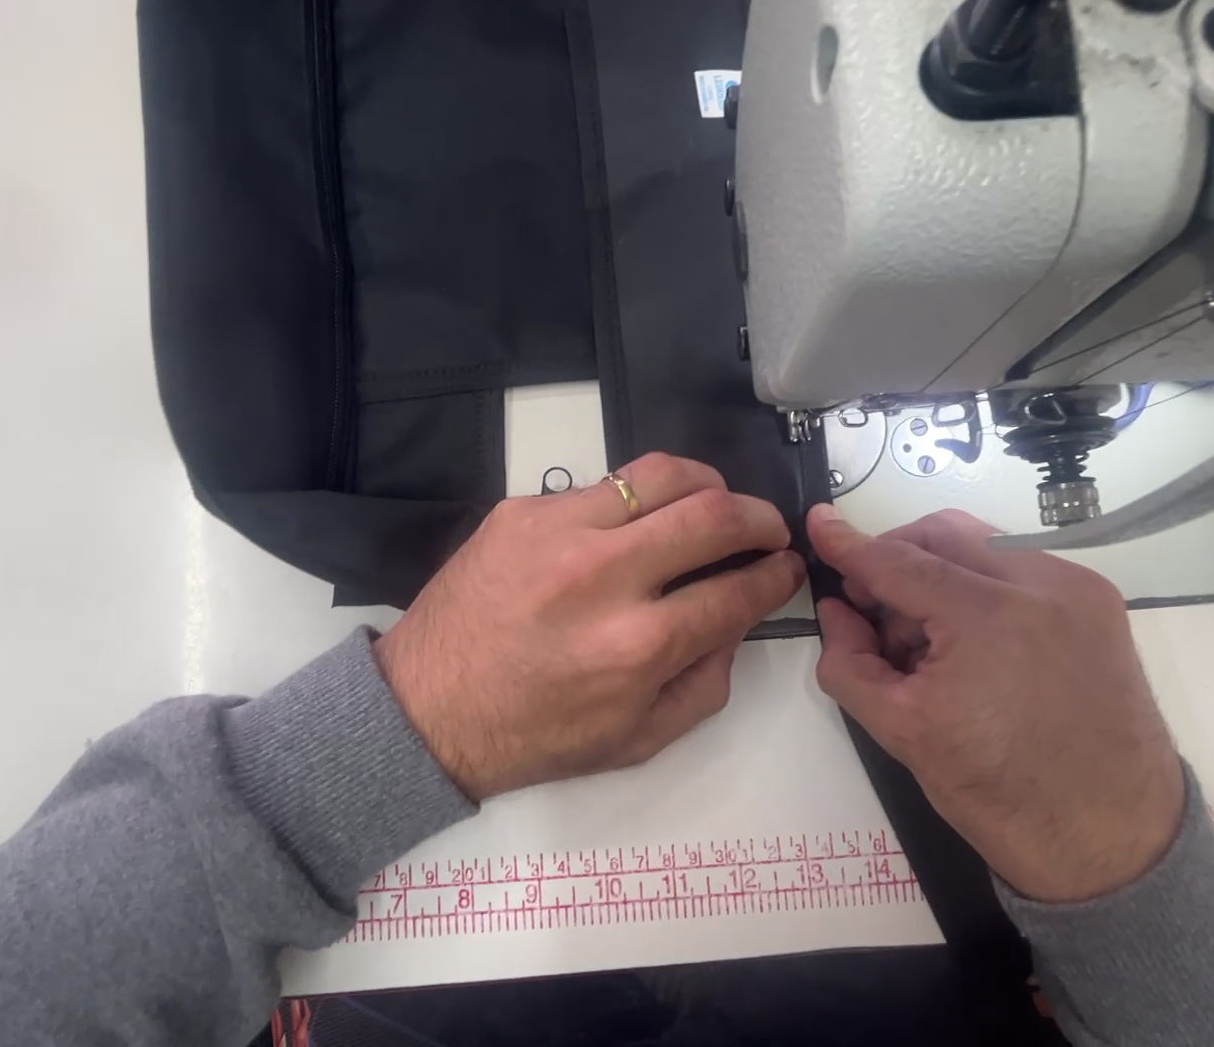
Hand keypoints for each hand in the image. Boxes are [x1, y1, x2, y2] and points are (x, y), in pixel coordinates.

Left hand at [376, 453, 804, 800]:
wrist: (426, 709)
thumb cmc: (535, 735)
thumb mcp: (637, 740)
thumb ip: (706, 684)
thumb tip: (737, 620)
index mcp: (636, 647)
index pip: (737, 591)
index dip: (777, 576)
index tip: (786, 568)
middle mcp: (603, 577)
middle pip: (712, 516)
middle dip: (761, 517)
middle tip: (768, 529)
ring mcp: (558, 531)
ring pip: (661, 473)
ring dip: (708, 484)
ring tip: (716, 502)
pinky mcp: (521, 509)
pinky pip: (602, 485)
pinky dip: (636, 499)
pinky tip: (634, 524)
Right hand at [807, 504, 1183, 902]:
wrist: (1110, 840)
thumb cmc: (998, 793)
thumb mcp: (899, 730)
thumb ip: (848, 660)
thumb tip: (835, 609)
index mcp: (988, 617)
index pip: (898, 563)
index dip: (849, 544)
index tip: (818, 523)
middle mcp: (1041, 584)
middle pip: (942, 533)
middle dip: (895, 557)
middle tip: (872, 608)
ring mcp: (1078, 589)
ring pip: (981, 545)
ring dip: (937, 574)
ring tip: (927, 641)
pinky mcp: (1099, 602)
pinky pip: (1018, 569)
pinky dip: (979, 589)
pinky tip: (972, 643)